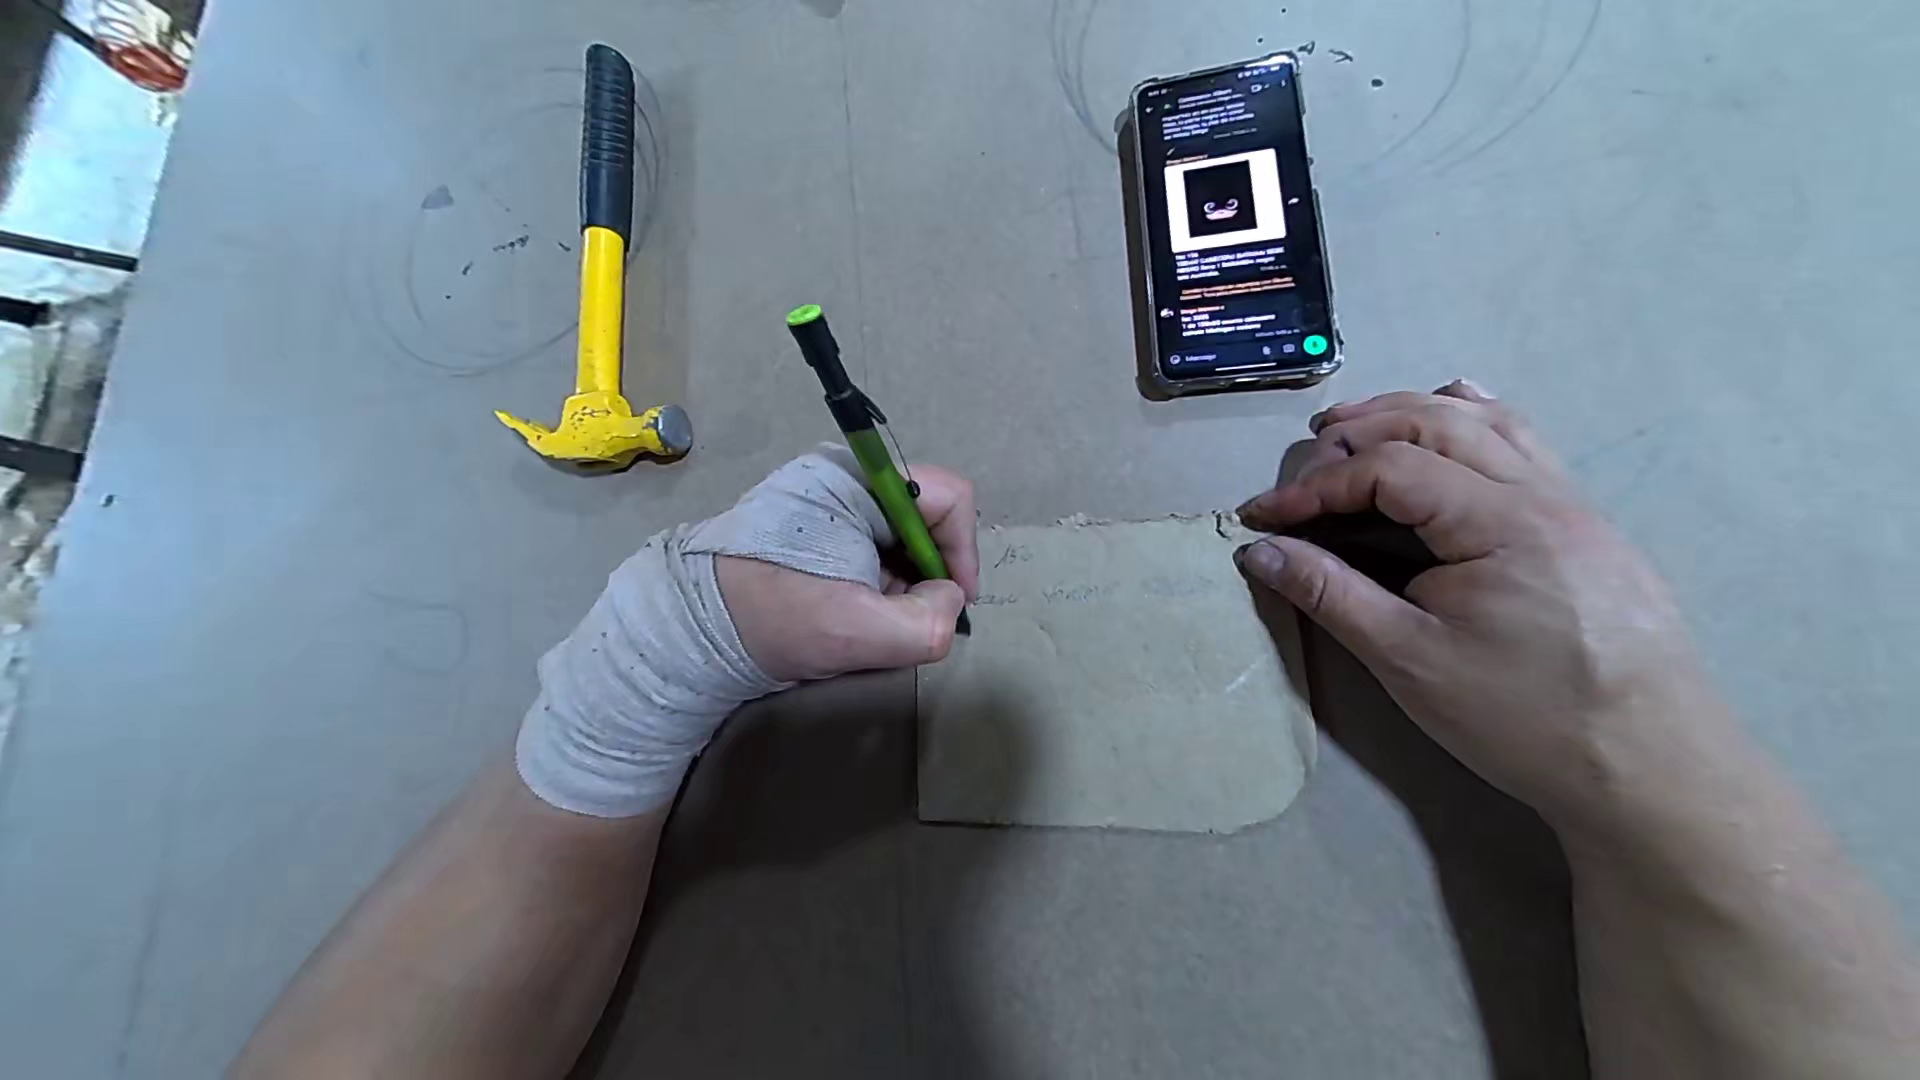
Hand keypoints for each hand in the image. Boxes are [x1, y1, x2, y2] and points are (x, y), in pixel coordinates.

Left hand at [517, 448, 978, 816]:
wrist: (693, 627)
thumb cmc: (772, 620)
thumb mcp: (856, 633)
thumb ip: (926, 622)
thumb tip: (950, 598)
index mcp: (856, 482)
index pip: (947, 496)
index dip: (963, 549)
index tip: (956, 598)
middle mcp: (849, 477)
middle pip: (927, 513)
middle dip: (933, 569)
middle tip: (920, 614)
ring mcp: (834, 497)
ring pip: (904, 532)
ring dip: (909, 578)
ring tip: (885, 616)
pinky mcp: (822, 520)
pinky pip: (878, 542)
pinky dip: (885, 578)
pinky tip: (863, 607)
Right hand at [1236, 381, 1722, 832]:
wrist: (1654, 774)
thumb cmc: (1521, 717)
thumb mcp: (1405, 658)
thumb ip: (1328, 592)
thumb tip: (1258, 550)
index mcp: (1502, 522)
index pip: (1388, 469)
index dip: (1312, 486)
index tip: (1260, 518)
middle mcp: (1544, 494)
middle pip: (1434, 423)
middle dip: (1355, 432)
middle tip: (1299, 463)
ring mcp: (1571, 504)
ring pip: (1483, 423)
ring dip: (1406, 413)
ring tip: (1350, 427)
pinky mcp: (1580, 525)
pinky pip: (1521, 444)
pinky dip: (1468, 421)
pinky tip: (1447, 417)